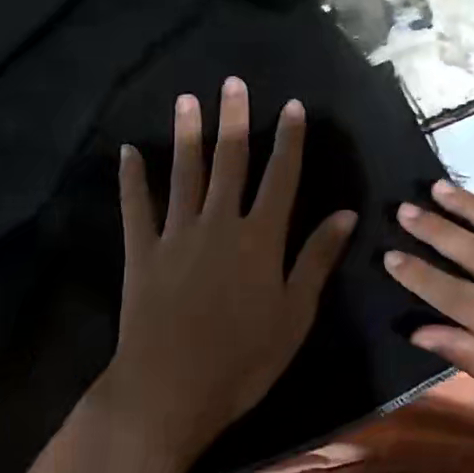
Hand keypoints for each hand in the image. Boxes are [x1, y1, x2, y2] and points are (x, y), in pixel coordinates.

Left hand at [96, 77, 356, 464]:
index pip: (281, 176)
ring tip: (187, 100)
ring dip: (187, 135)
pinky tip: (128, 152)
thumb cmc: (245, 356)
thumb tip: (345, 213)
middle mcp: (220, 223)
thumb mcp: (296, 311)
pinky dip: (131, 179)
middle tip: (233, 83)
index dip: (289, 139)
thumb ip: (317, 257)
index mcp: (261, 237)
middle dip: (235, 120)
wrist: (170, 390)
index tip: (293, 106)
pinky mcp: (142, 253)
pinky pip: (136, 208)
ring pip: (184, 174)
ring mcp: (177, 235)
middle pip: (230, 162)